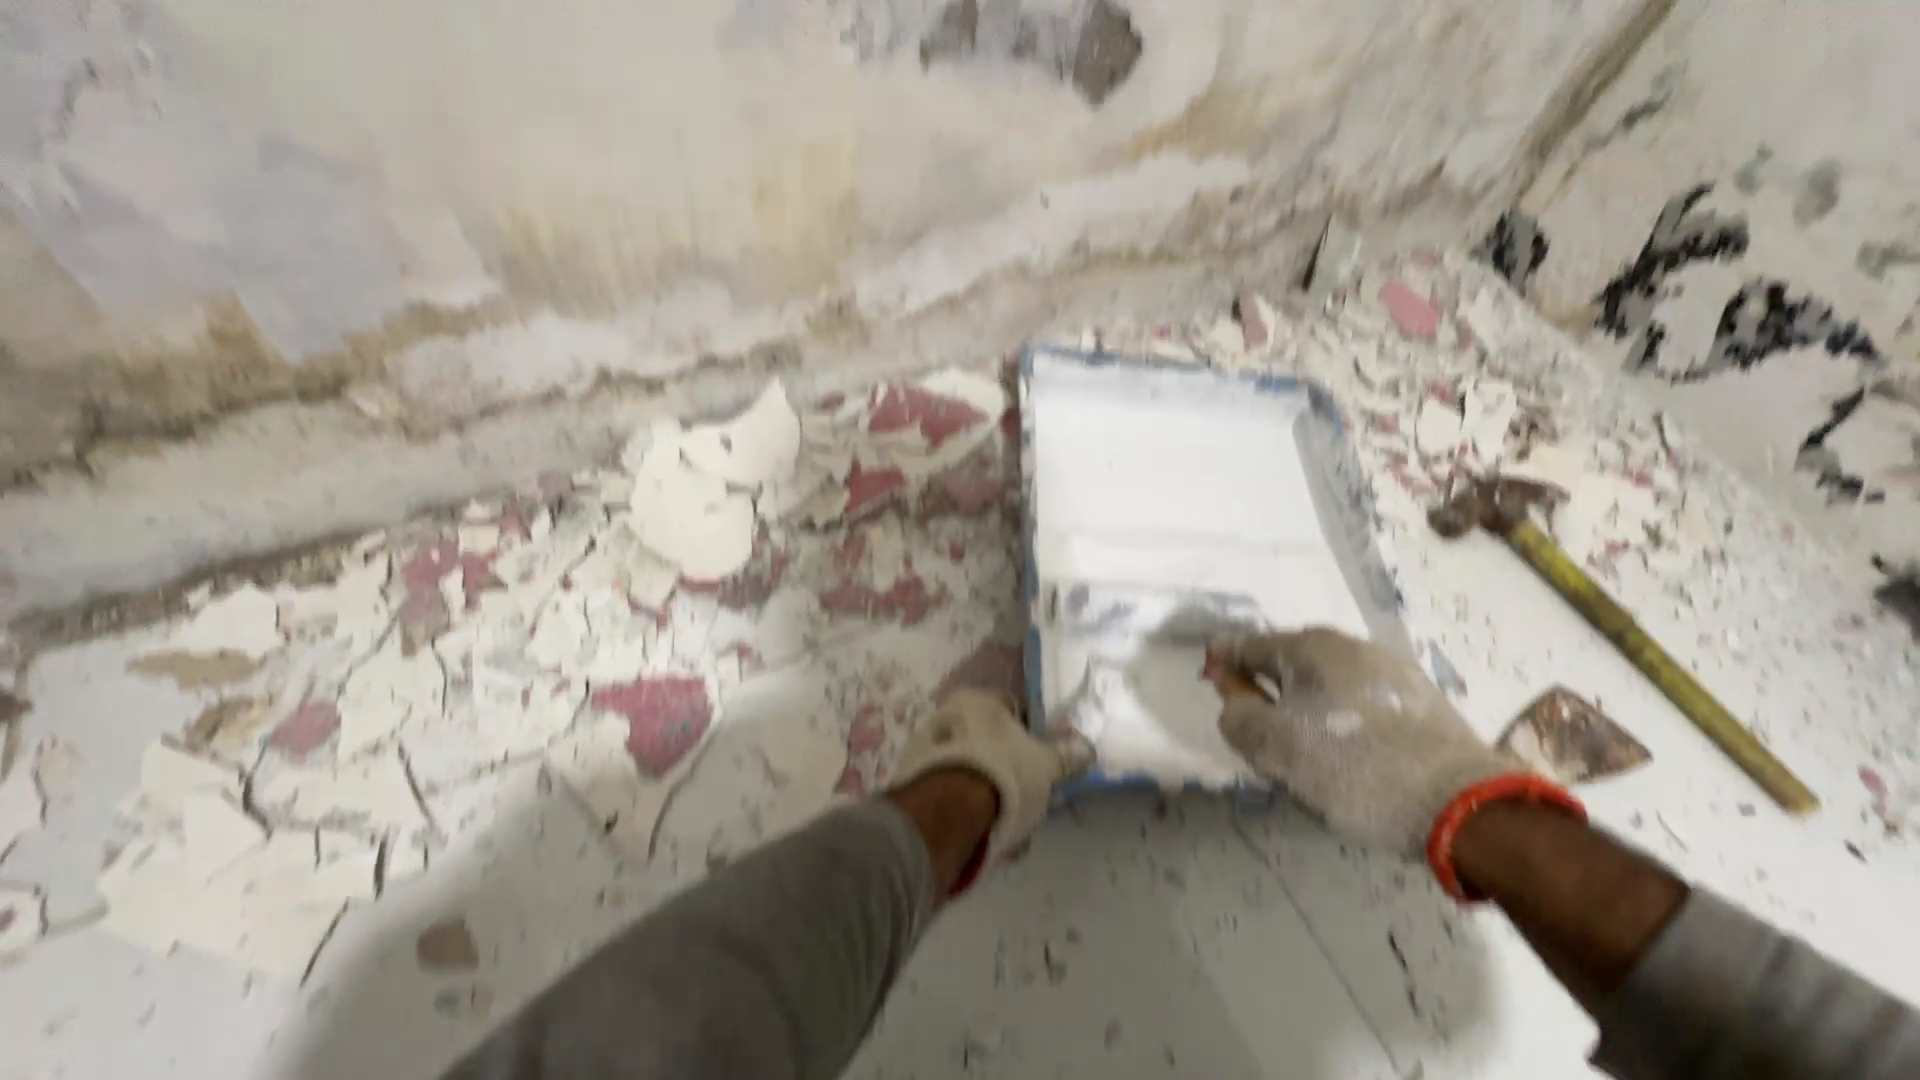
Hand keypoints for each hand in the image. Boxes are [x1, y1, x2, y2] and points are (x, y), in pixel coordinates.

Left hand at [890, 690, 1092, 860]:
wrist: (947, 814)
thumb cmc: (1003, 773)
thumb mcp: (1047, 765)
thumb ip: (1067, 757)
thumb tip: (1085, 750)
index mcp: (976, 700)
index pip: (1010, 709)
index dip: (1030, 736)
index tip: (1041, 764)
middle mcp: (943, 717)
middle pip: (986, 744)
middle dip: (1007, 773)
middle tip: (1026, 800)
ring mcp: (923, 752)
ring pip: (968, 775)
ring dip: (987, 799)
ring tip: (1008, 830)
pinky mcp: (912, 788)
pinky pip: (950, 798)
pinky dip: (966, 815)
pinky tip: (984, 838)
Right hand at [1206, 627, 1520, 854]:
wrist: (1463, 805)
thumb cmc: (1352, 768)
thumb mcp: (1272, 746)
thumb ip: (1237, 714)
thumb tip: (1232, 692)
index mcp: (1309, 647)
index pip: (1247, 644)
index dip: (1222, 664)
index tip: (1212, 687)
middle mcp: (1350, 646)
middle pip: (1288, 664)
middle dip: (1265, 691)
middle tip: (1259, 736)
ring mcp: (1391, 671)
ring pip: (1325, 686)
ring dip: (1304, 709)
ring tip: (1304, 754)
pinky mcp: (1420, 703)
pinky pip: (1358, 704)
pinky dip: (1340, 722)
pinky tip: (1348, 757)